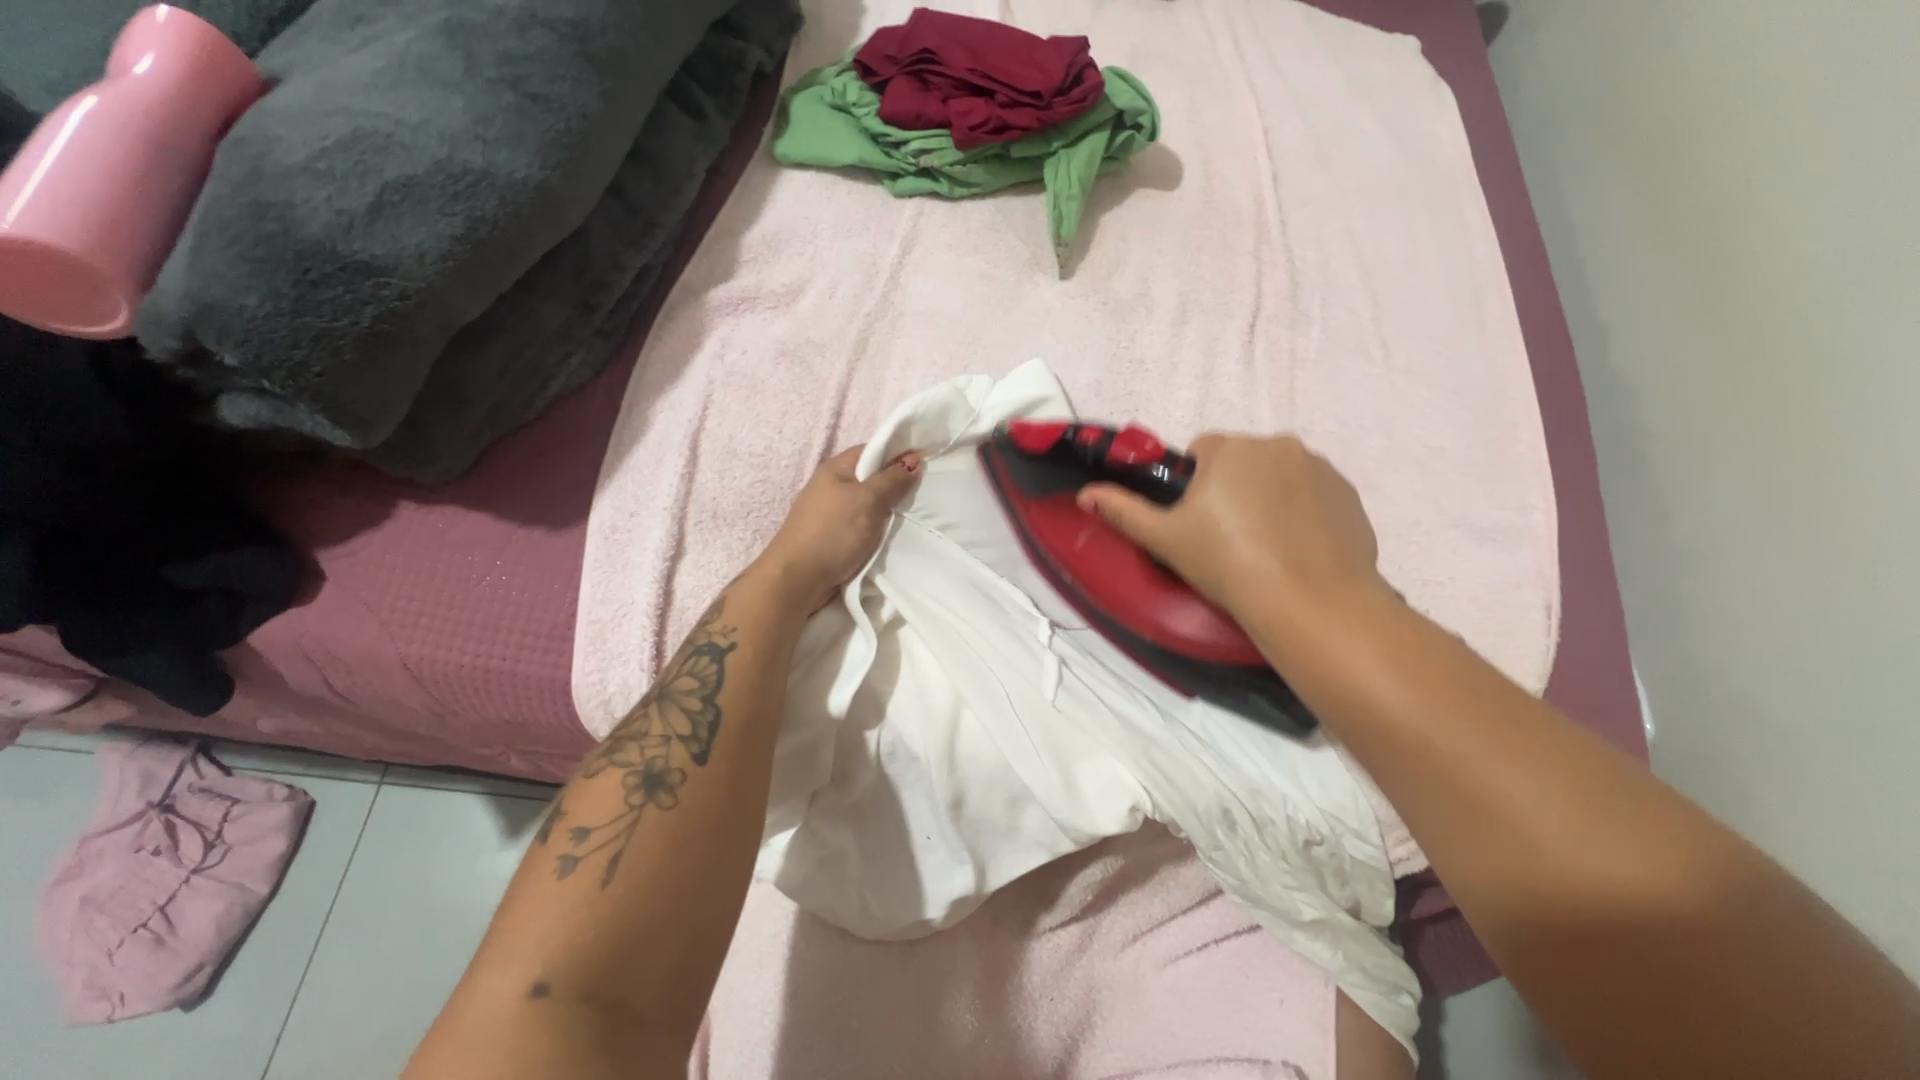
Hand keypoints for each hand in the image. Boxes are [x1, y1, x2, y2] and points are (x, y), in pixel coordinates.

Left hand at [748, 444, 922, 611]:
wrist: (797, 579)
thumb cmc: (833, 533)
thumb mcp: (867, 501)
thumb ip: (892, 480)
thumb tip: (913, 459)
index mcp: (835, 468)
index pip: (872, 450)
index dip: (899, 453)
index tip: (927, 463)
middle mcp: (831, 485)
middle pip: (871, 477)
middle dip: (896, 484)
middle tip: (925, 492)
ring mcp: (830, 511)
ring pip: (868, 503)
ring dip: (888, 509)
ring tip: (915, 513)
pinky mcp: (832, 535)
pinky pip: (861, 523)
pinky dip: (877, 527)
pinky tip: (893, 534)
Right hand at [1076, 434, 1386, 622]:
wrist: (1310, 601)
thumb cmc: (1228, 564)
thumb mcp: (1166, 540)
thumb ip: (1124, 510)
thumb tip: (1086, 494)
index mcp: (1230, 449)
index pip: (1203, 450)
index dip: (1195, 485)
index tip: (1197, 522)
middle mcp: (1278, 444)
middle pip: (1244, 461)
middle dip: (1234, 488)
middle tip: (1229, 540)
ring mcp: (1320, 468)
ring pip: (1281, 476)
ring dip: (1270, 498)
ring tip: (1266, 548)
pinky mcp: (1348, 495)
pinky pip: (1315, 496)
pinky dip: (1304, 514)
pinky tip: (1296, 551)